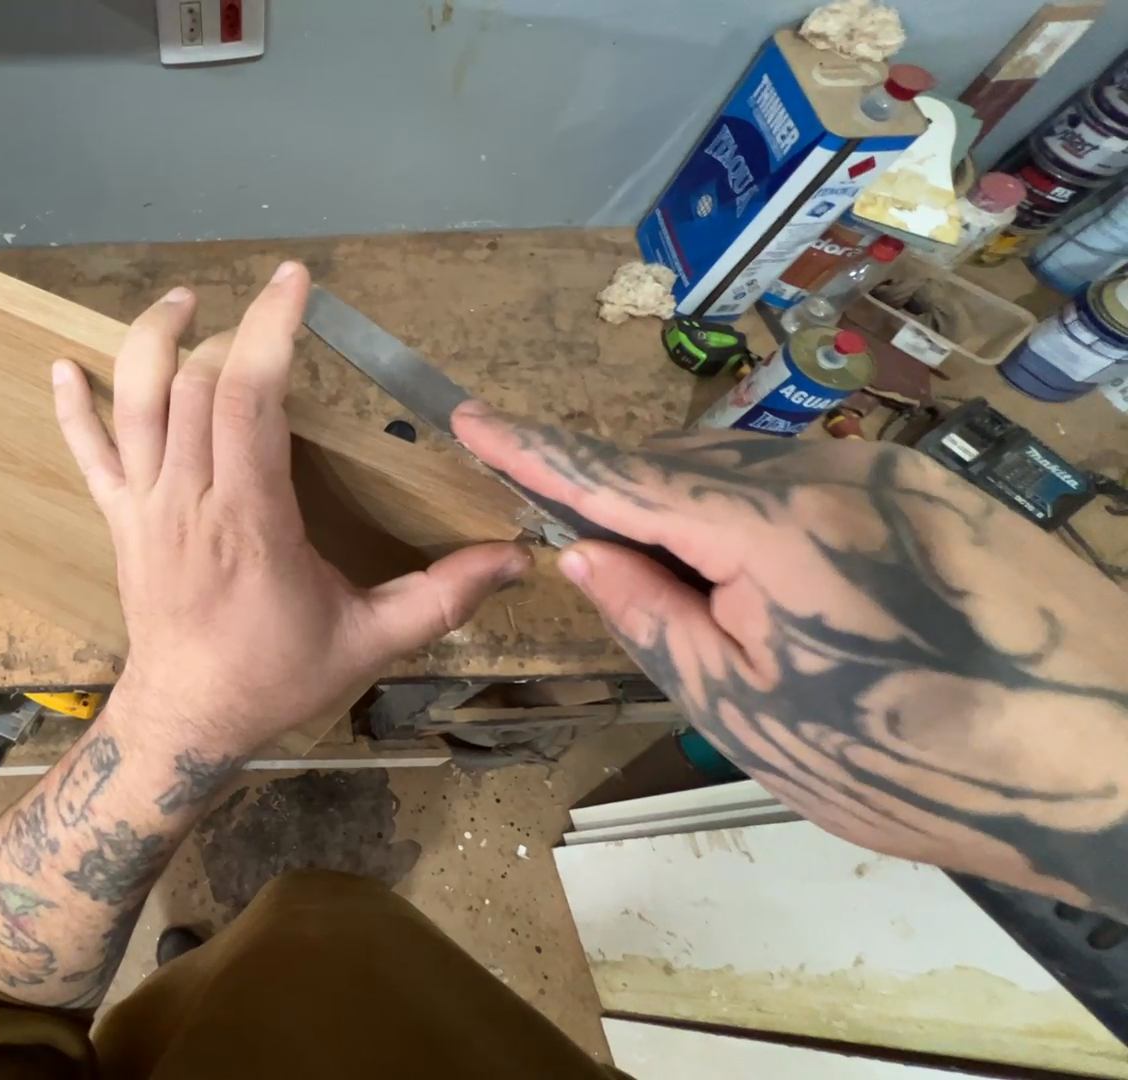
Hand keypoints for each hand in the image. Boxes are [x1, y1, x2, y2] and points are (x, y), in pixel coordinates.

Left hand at [51, 263, 530, 754]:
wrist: (187, 717)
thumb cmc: (273, 678)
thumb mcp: (367, 643)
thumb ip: (439, 599)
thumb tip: (515, 560)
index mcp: (248, 518)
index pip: (249, 396)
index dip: (269, 328)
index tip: (293, 280)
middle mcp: (187, 499)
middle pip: (194, 384)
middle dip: (228, 333)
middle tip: (264, 312)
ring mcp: (143, 507)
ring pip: (134, 403)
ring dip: (151, 341)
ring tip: (180, 303)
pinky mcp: (119, 521)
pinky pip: (87, 455)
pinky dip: (72, 409)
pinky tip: (62, 367)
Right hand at [454, 404, 1127, 915]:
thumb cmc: (912, 757)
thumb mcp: (739, 706)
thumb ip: (646, 617)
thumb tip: (581, 555)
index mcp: (768, 527)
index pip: (615, 475)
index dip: (531, 450)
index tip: (469, 417)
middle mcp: (824, 472)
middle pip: (670, 463)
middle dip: (608, 495)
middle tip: (588, 559)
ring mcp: (883, 473)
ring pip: (730, 467)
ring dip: (675, 509)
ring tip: (681, 585)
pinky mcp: (921, 490)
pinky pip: (787, 481)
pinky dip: (734, 513)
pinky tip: (756, 575)